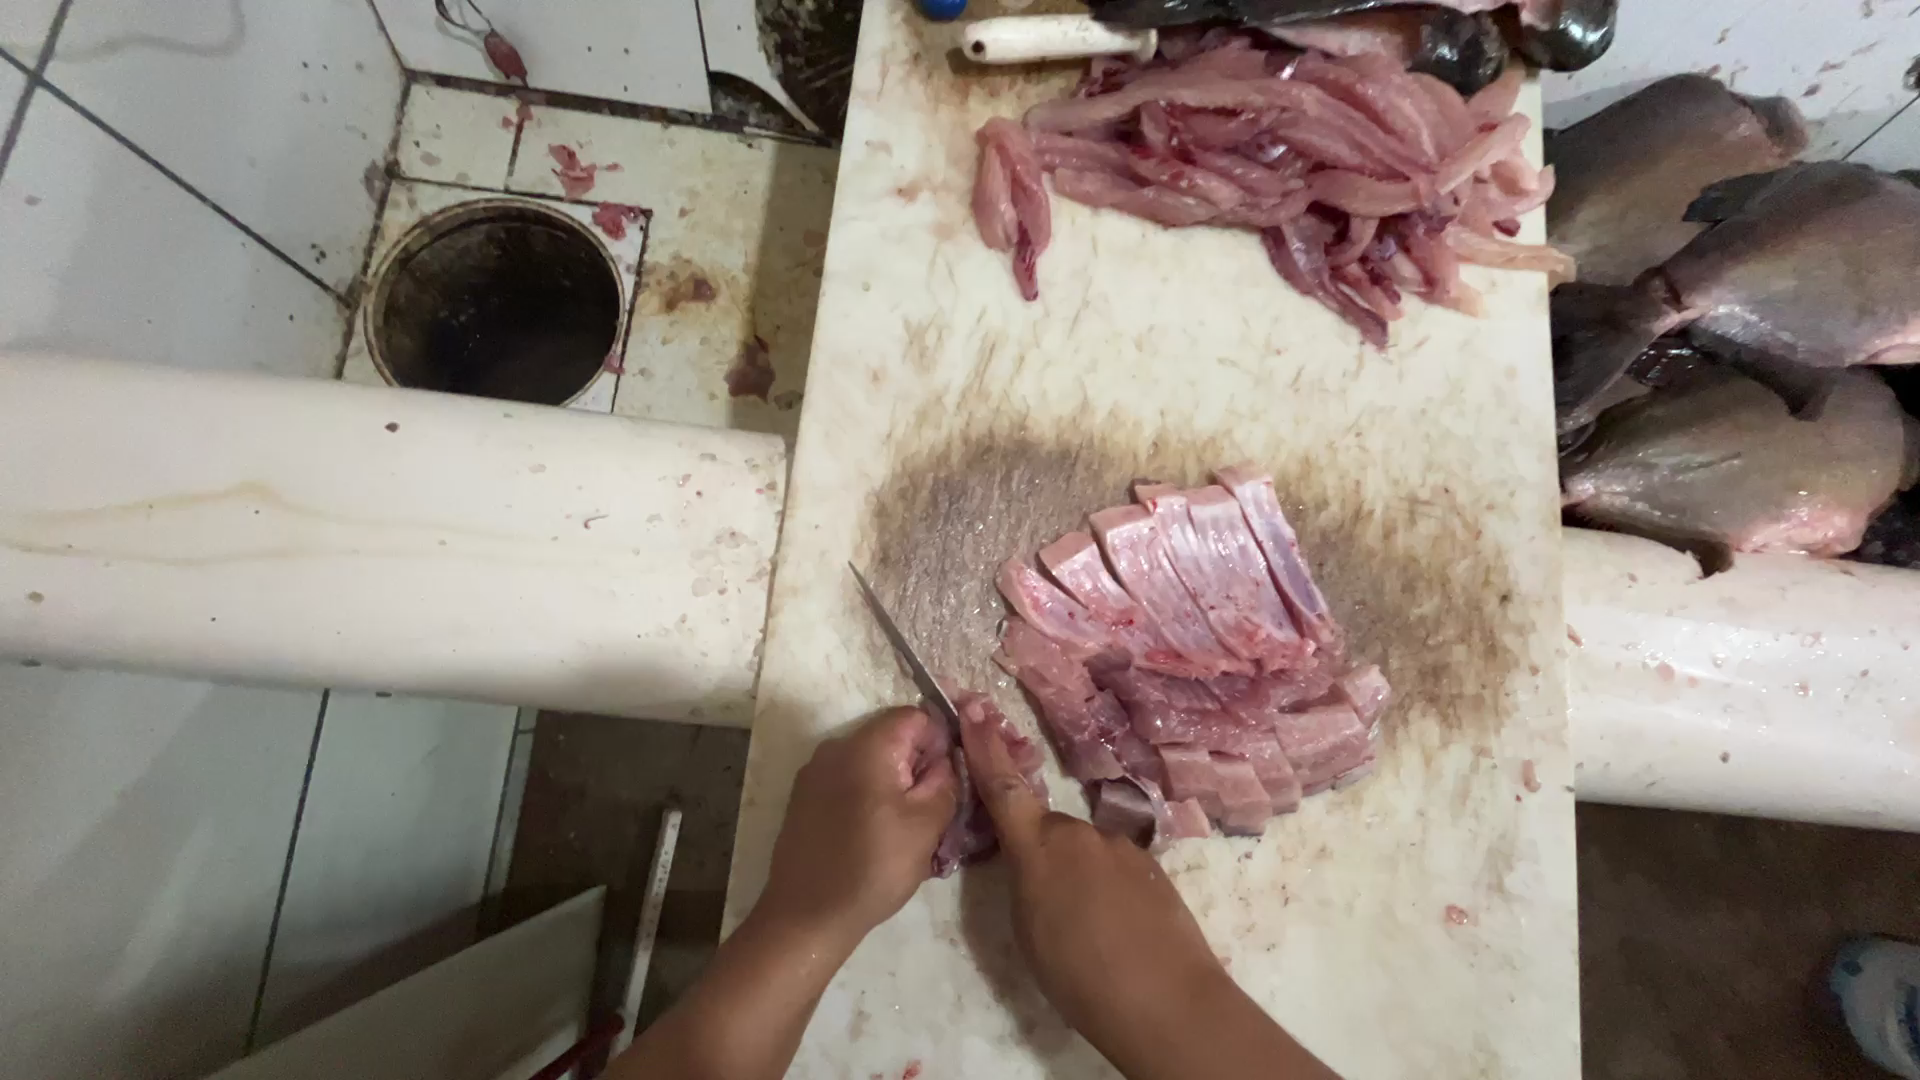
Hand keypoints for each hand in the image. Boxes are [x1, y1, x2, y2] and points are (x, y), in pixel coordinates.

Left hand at [755, 707, 957, 951]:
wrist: (806, 917)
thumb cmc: (872, 867)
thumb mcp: (927, 825)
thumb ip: (946, 780)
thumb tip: (945, 759)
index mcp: (867, 745)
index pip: (916, 717)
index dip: (941, 742)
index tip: (950, 779)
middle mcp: (836, 746)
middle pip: (892, 736)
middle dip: (918, 765)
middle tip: (933, 808)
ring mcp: (815, 772)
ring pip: (871, 761)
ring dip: (895, 783)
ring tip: (906, 827)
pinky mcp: (804, 797)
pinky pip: (849, 780)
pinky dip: (869, 796)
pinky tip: (875, 835)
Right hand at [960, 707, 1340, 1079]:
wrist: (1168, 1001)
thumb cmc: (1079, 975)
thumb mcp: (1027, 931)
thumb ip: (1023, 881)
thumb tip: (1031, 862)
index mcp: (1037, 848)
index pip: (1002, 785)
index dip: (984, 745)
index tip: (973, 704)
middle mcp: (1078, 833)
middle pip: (1047, 831)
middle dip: (1042, 857)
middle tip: (1049, 909)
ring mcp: (1118, 844)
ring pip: (1083, 851)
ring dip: (1078, 878)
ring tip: (1090, 930)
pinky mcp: (1150, 862)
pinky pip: (1114, 866)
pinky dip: (1108, 889)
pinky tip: (1120, 929)